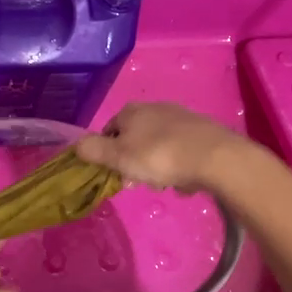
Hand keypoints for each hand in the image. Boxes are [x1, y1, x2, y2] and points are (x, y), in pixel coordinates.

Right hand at [75, 101, 248, 192]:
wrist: (215, 158)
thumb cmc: (159, 156)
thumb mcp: (118, 156)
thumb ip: (93, 150)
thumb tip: (76, 144)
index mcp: (131, 111)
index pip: (109, 130)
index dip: (107, 152)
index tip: (114, 172)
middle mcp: (155, 108)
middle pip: (135, 138)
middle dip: (134, 160)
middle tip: (139, 181)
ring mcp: (182, 118)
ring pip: (159, 145)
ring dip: (157, 164)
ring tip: (164, 183)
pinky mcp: (203, 132)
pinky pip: (182, 151)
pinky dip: (179, 164)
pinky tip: (185, 180)